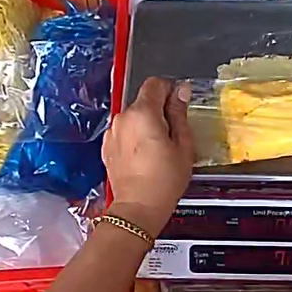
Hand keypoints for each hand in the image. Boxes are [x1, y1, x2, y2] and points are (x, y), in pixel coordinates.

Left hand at [103, 76, 193, 234]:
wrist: (138, 207)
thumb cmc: (164, 180)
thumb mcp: (183, 145)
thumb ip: (180, 113)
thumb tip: (181, 92)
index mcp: (143, 113)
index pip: (155, 84)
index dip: (170, 90)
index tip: (179, 104)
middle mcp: (123, 118)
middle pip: (144, 102)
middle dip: (159, 111)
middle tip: (173, 134)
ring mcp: (113, 133)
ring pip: (134, 118)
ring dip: (146, 126)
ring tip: (159, 149)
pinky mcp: (108, 147)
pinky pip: (124, 133)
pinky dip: (135, 138)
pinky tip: (145, 157)